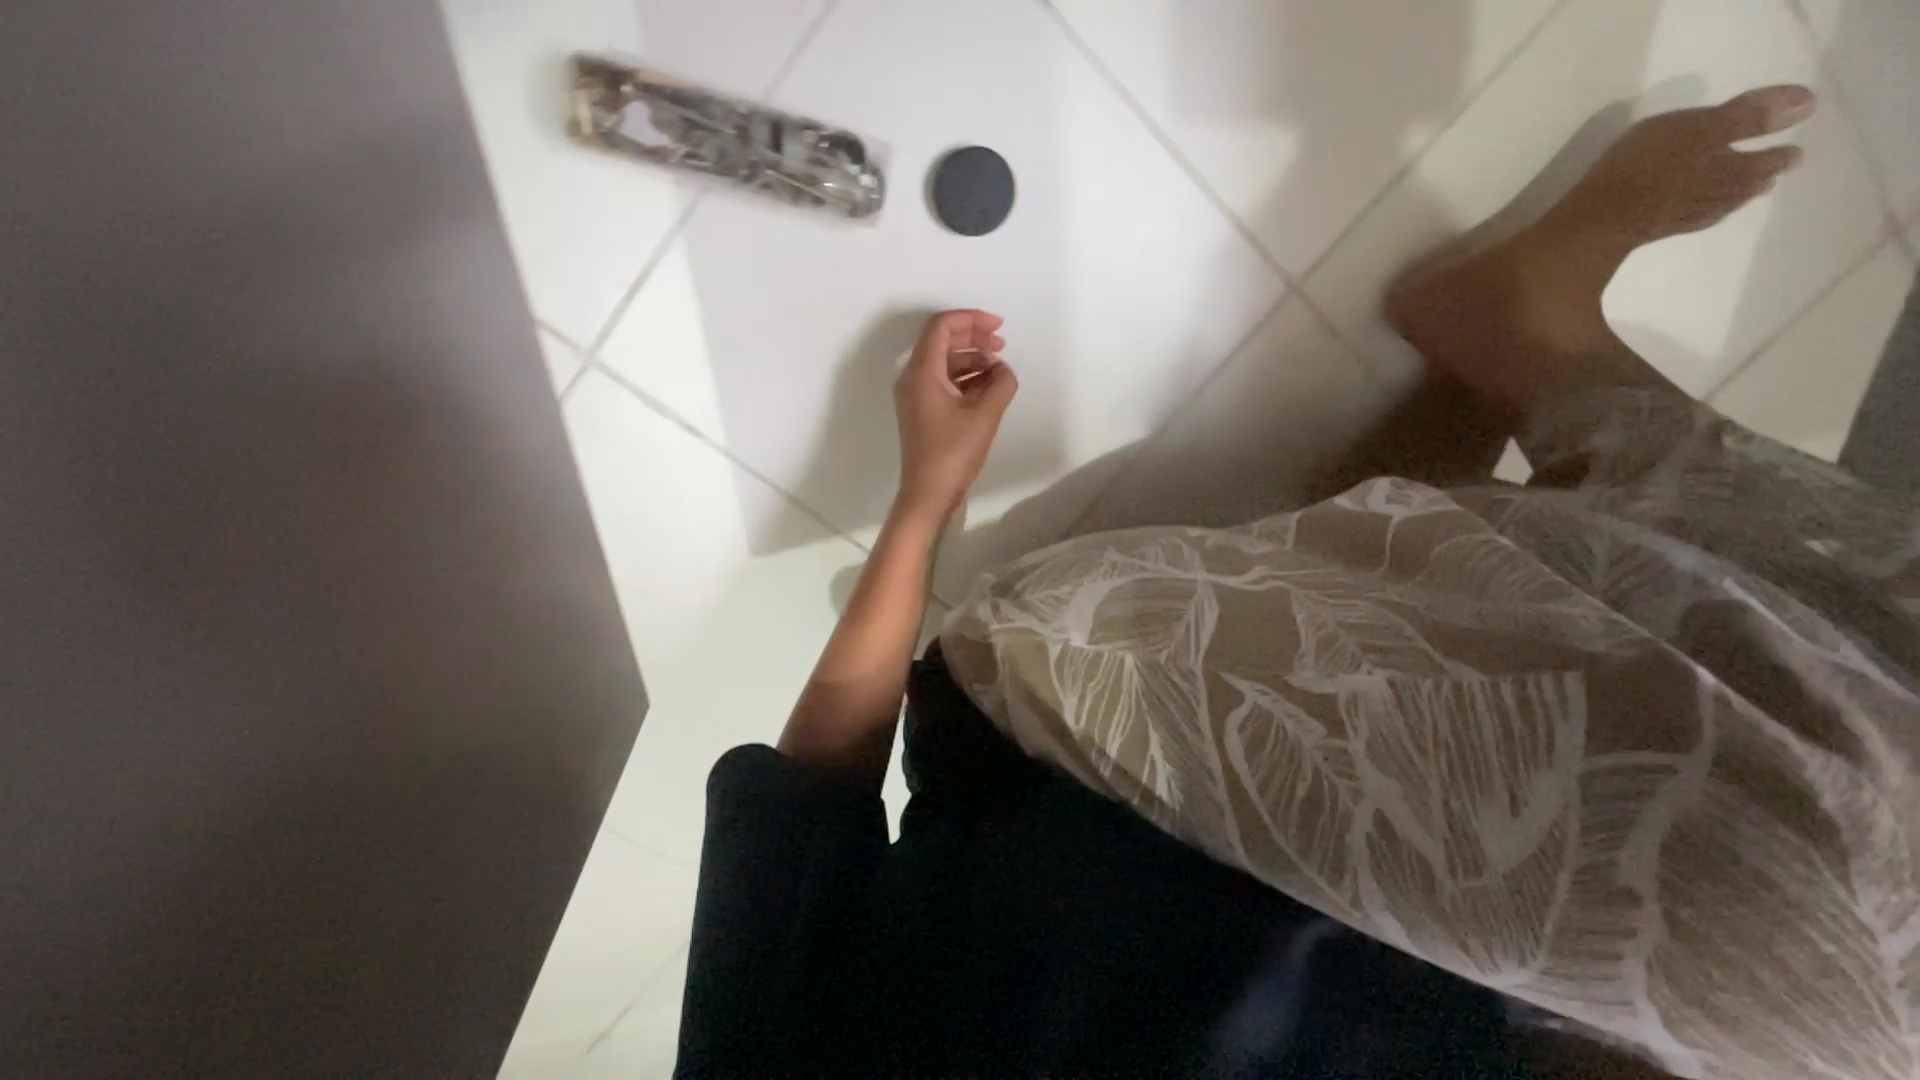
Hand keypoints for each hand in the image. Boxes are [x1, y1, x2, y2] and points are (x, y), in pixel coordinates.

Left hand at [893, 309, 1017, 521]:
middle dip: (972, 337)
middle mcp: (912, 379)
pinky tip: (989, 388)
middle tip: (1001, 344)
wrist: (928, 494)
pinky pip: (943, 382)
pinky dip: (966, 379)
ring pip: (943, 363)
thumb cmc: (953, 454)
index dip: (971, 320)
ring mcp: (915, 396)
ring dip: (972, 360)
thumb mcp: (985, 416)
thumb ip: (1001, 384)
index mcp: (921, 372)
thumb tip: (1004, 371)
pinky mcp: (922, 412)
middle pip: (941, 341)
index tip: (998, 327)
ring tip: (999, 370)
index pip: (942, 327)